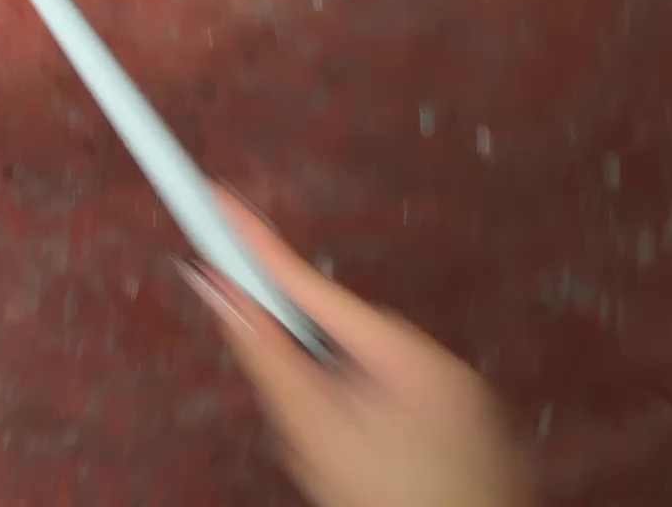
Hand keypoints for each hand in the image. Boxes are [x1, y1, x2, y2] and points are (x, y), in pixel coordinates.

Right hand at [182, 193, 531, 506]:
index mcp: (404, 354)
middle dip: (291, 348)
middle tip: (285, 397)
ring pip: (346, 355)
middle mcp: (436, 361)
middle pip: (326, 324)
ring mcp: (453, 391)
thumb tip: (216, 288)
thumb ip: (258, 347)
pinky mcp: (457, 418)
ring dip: (318, 381)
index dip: (250, 237)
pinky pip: (377, 382)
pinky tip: (351, 449)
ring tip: (325, 443)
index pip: (304, 279)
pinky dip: (347, 399)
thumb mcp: (307, 422)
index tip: (214, 195)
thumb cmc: (389, 501)